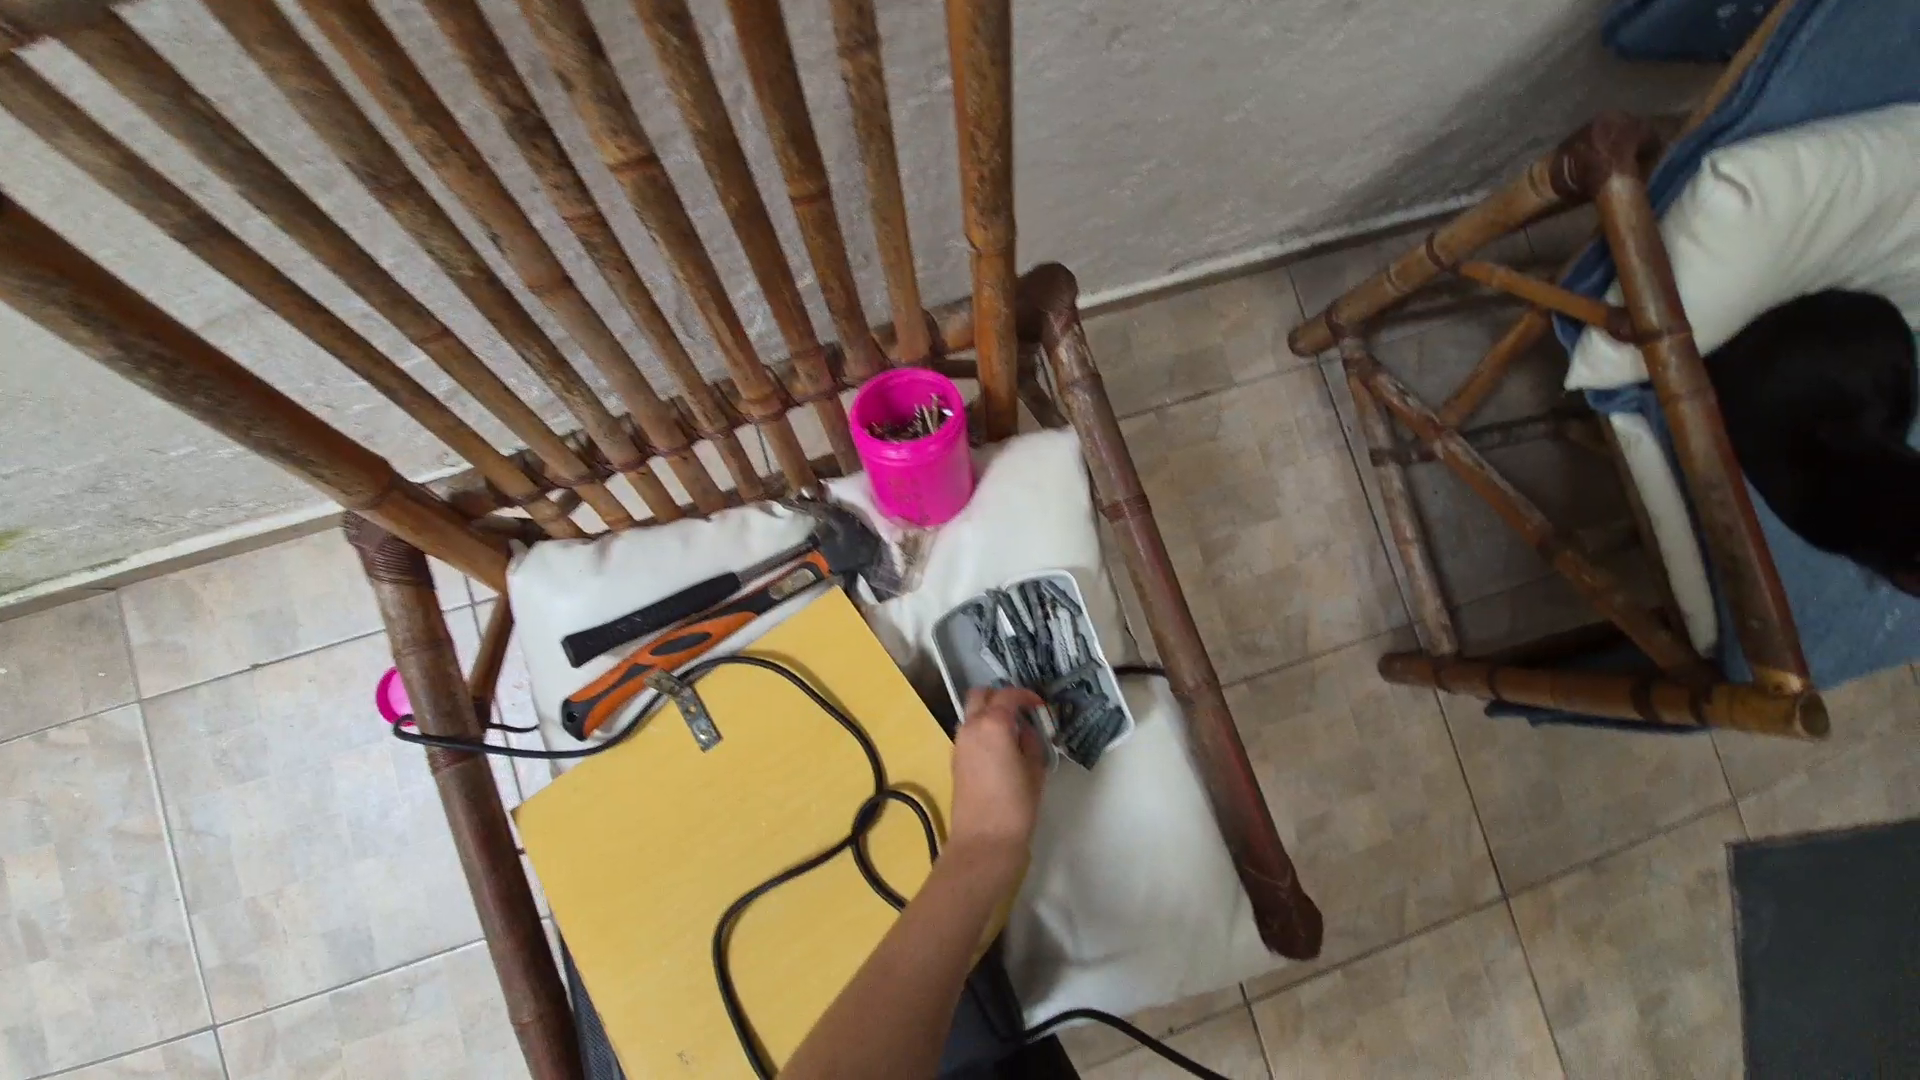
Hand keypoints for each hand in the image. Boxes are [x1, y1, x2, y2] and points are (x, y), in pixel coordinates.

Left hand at [948, 687, 1048, 865]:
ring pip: (971, 714)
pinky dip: (982, 731)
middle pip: (980, 696)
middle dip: (1000, 696)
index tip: (1039, 705)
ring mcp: (959, 744)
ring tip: (1011, 731)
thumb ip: (1031, 743)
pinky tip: (999, 749)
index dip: (1026, 696)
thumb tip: (1025, 732)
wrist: (984, 841)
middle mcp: (971, 727)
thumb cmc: (1016, 805)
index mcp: (993, 724)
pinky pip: (968, 733)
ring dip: (988, 713)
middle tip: (1020, 710)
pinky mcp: (955, 761)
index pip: (1008, 695)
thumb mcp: (1035, 771)